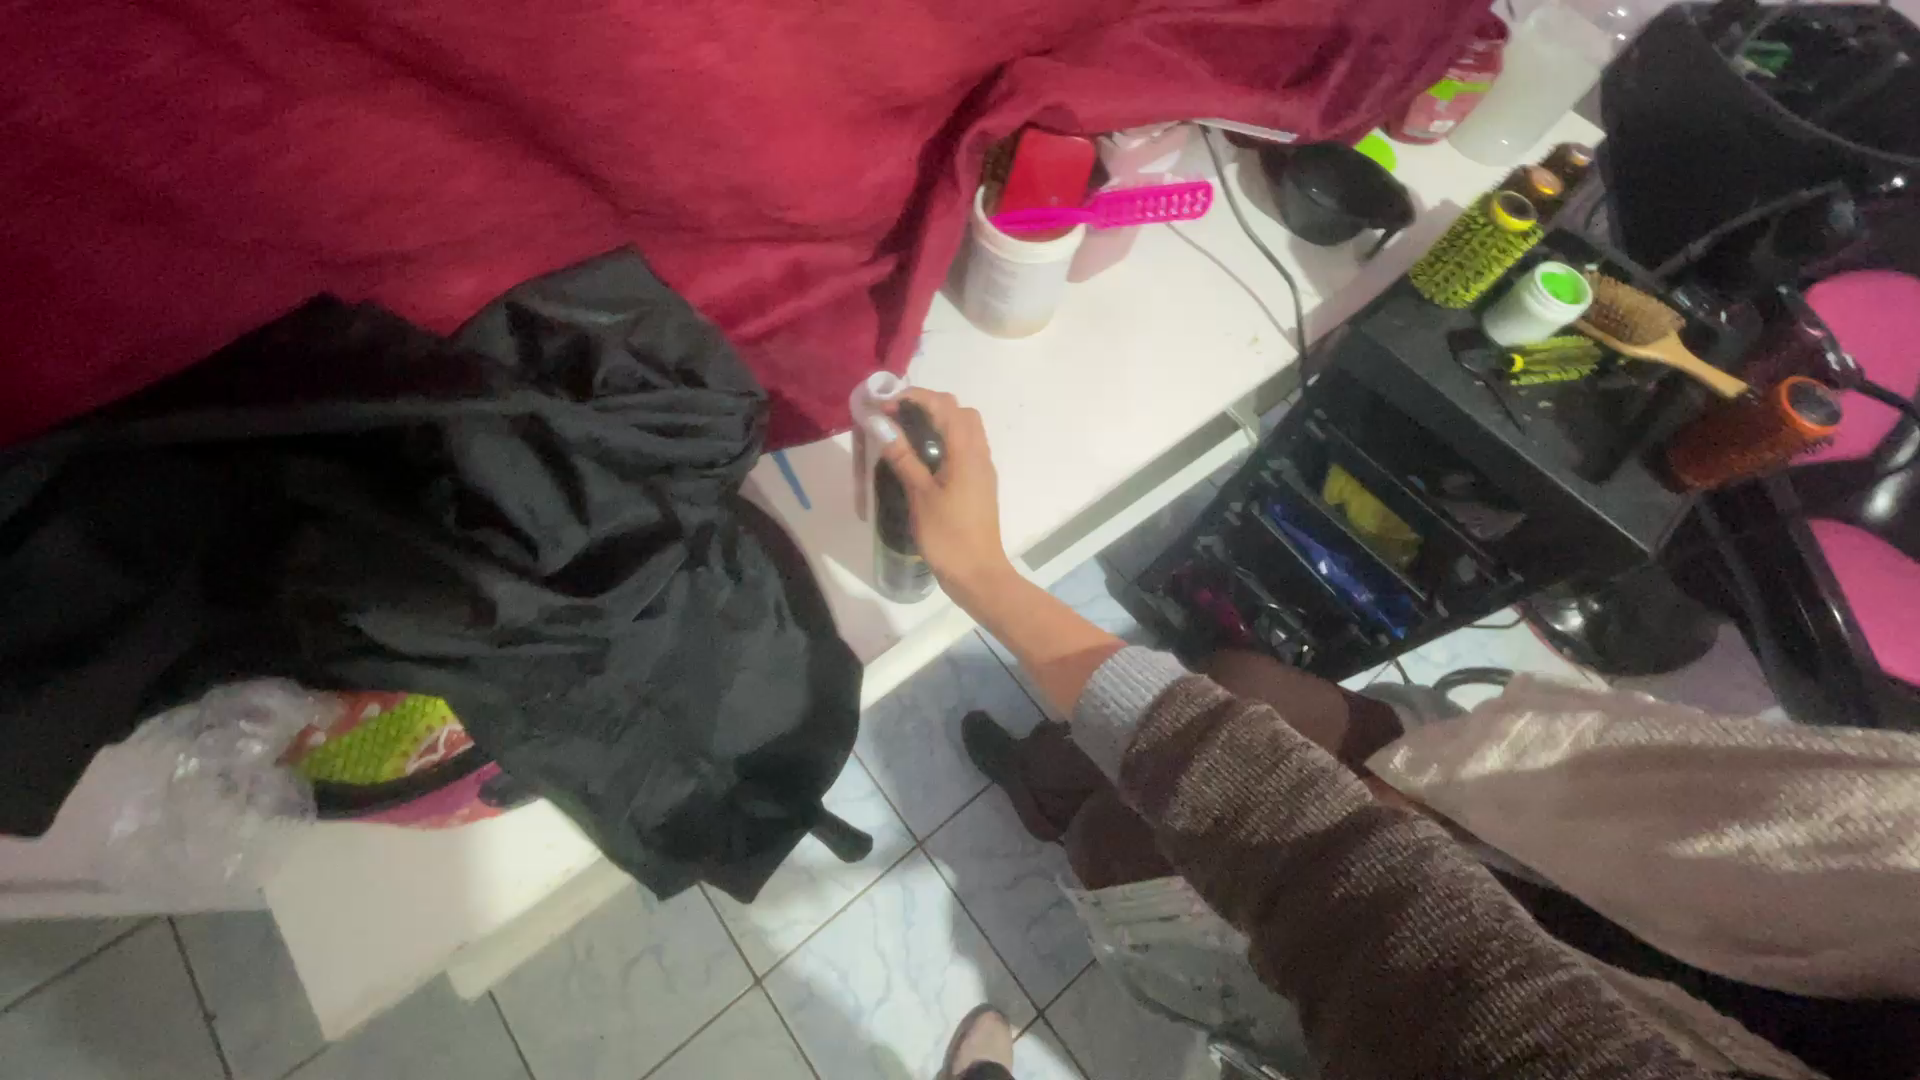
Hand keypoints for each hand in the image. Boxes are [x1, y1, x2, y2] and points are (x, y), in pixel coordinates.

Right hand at [870, 388, 1018, 605]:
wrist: (977, 574)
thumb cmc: (948, 536)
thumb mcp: (920, 495)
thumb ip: (904, 457)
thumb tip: (883, 425)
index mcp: (967, 453)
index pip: (944, 406)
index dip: (914, 398)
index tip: (885, 405)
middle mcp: (980, 455)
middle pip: (960, 412)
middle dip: (928, 406)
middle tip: (897, 417)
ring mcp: (982, 470)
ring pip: (965, 430)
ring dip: (938, 423)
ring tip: (906, 435)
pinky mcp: (979, 485)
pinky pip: (965, 449)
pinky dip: (945, 442)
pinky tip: (923, 459)